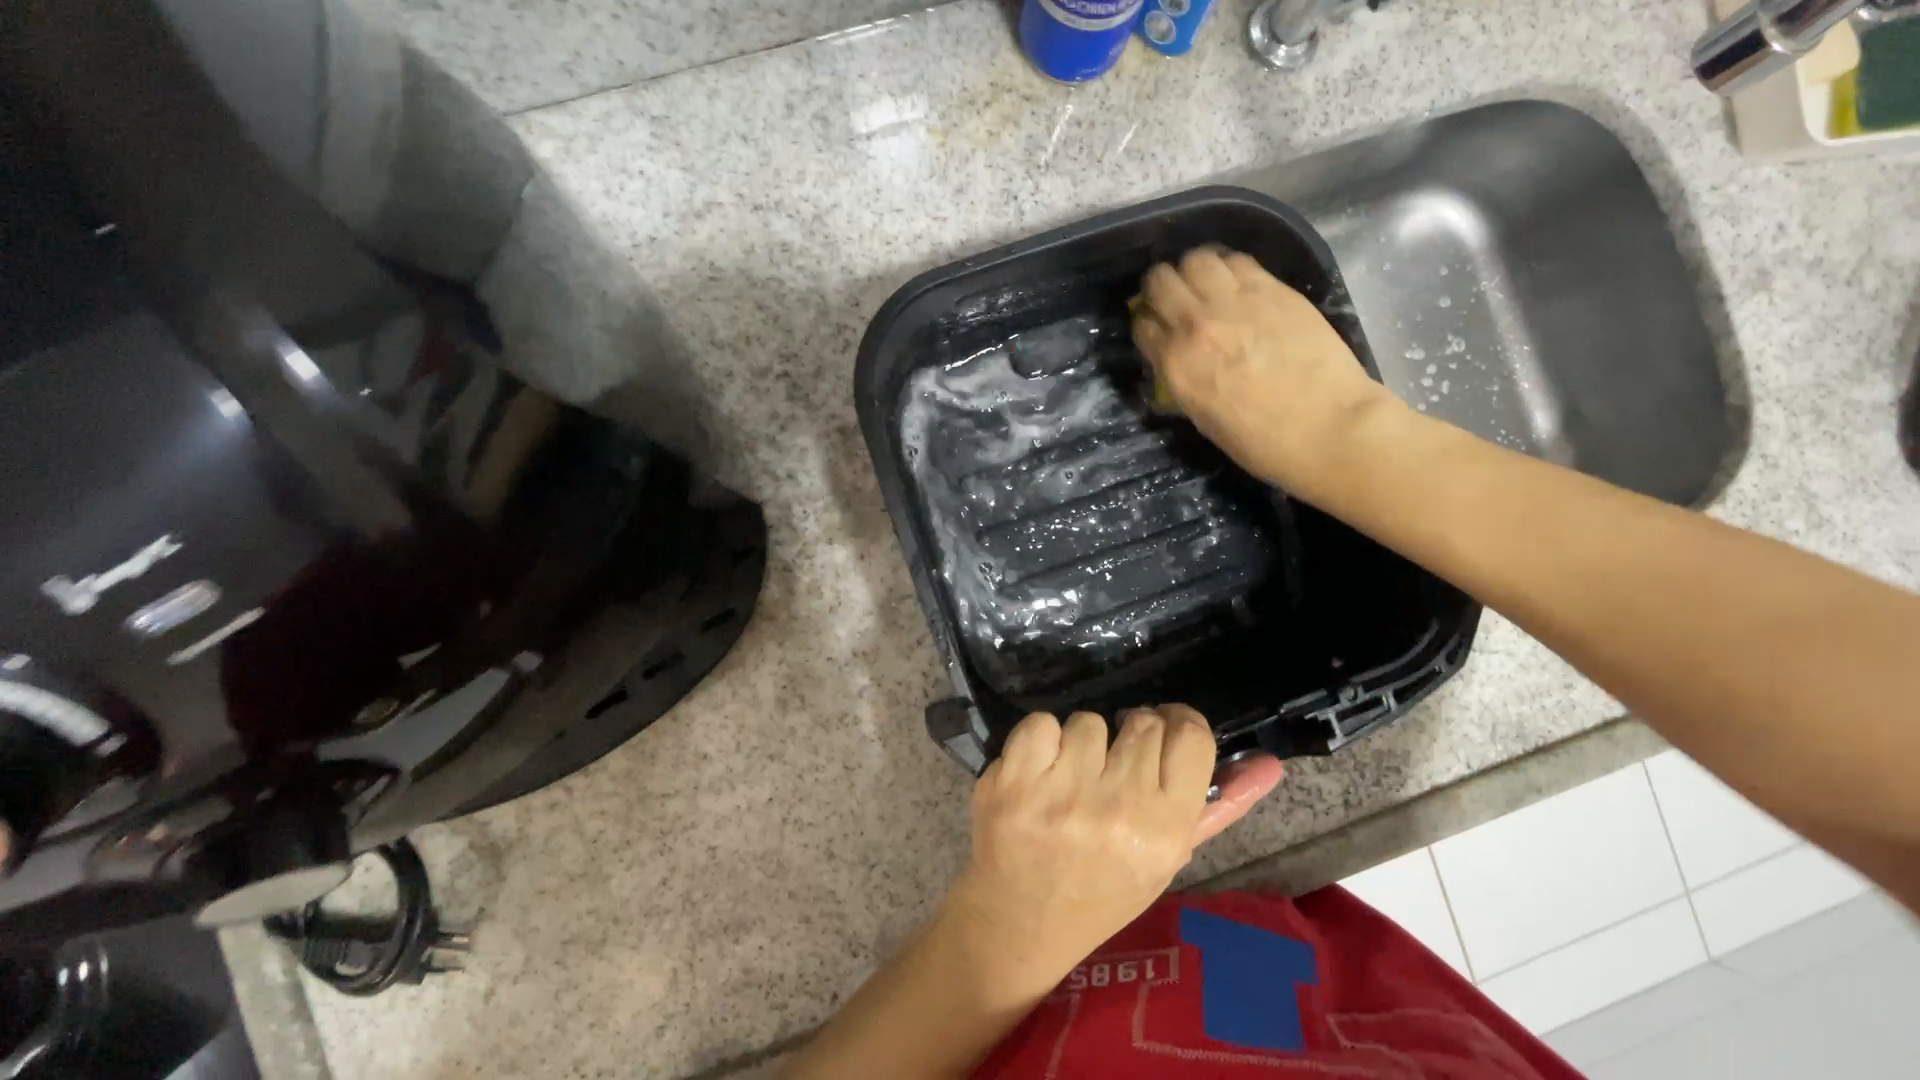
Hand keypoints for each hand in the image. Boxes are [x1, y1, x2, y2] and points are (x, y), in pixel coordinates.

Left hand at [942, 706, 1283, 989]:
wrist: (1021, 925)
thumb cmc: (1104, 890)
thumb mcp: (1169, 858)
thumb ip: (1220, 806)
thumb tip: (1269, 763)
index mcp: (1164, 830)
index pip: (1191, 736)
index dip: (1178, 723)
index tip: (1163, 731)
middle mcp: (1116, 808)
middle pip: (1140, 724)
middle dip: (1129, 738)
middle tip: (1113, 770)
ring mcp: (1059, 795)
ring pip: (1087, 721)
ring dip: (1082, 743)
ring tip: (1075, 780)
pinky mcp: (1011, 784)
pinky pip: (1040, 722)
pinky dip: (1040, 741)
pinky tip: (1040, 774)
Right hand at [1133, 248, 1399, 496]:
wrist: (1327, 427)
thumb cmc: (1262, 441)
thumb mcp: (1203, 419)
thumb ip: (1183, 380)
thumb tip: (1178, 361)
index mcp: (1176, 364)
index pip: (1142, 326)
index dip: (1148, 326)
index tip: (1157, 330)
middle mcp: (1196, 324)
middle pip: (1160, 281)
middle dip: (1161, 289)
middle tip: (1174, 298)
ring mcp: (1235, 301)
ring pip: (1196, 260)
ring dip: (1194, 270)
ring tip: (1206, 284)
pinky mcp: (1272, 288)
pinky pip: (1237, 261)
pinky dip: (1228, 267)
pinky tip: (1236, 283)